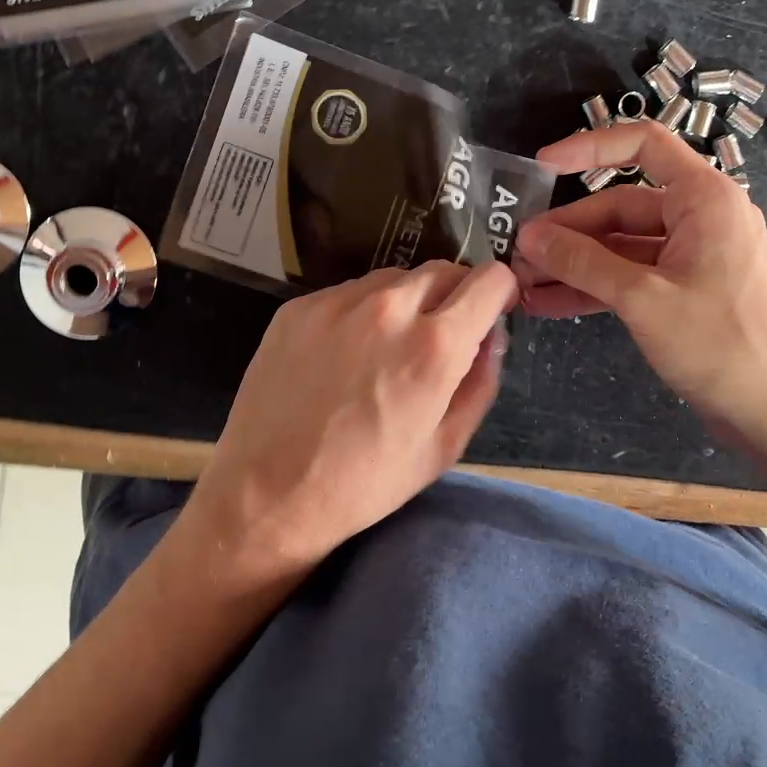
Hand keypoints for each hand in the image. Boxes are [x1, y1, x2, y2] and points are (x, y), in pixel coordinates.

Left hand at [185, 260, 517, 570]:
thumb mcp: (445, 445)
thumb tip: (491, 337)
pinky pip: (350, 292)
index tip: (490, 316)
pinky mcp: (299, 307)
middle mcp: (389, 308)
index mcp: (435, 345)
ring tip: (388, 350)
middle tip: (441, 339)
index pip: (491, 278)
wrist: (267, 496)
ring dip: (408, 301)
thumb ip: (481, 381)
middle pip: (445, 270)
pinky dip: (363, 312)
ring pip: (396, 278)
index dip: (499, 294)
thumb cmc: (366, 483)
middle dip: (456, 296)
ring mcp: (338, 302)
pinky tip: (345, 355)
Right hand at [515, 122, 766, 447]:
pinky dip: (597, 288)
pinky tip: (550, 304)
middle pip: (622, 206)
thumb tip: (529, 238)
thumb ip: (583, 262)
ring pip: (623, 247)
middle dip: (569, 231)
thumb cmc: (717, 344)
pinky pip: (635, 277)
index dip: (589, 147)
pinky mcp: (688, 291)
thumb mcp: (642, 298)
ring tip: (523, 284)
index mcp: (705, 198)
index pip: (644, 145)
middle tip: (518, 253)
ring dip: (575, 264)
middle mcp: (702, 217)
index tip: (542, 167)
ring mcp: (695, 257)